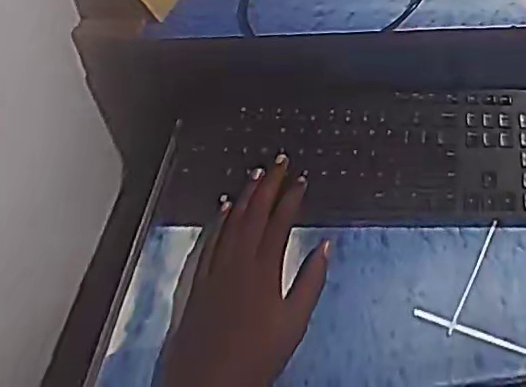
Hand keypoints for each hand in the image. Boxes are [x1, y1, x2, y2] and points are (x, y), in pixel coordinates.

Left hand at [161, 157, 330, 386]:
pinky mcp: (199, 280)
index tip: (301, 179)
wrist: (206, 385)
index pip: (280, 221)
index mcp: (264, 269)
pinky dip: (218, 219)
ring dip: (245, 194)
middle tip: (280, 160)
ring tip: (257, 173)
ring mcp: (216, 268)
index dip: (291, 197)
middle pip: (255, 212)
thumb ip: (311, 282)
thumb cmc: (255, 358)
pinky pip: (211, 239)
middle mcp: (239, 261)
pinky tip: (223, 206)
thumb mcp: (293, 325)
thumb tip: (326, 246)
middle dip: (270, 183)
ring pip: (231, 220)